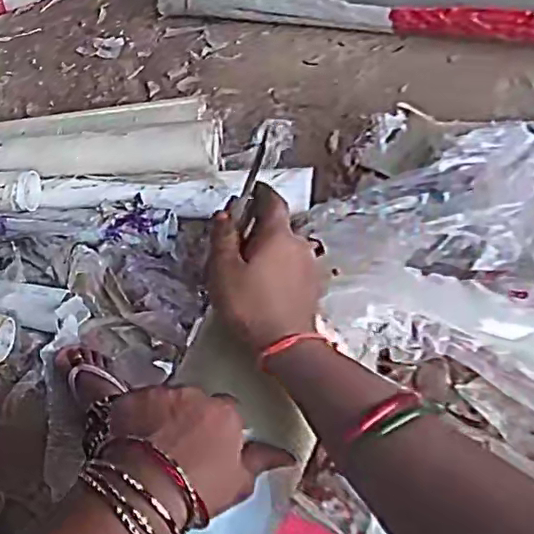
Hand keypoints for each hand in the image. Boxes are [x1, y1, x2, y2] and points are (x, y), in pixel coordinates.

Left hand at [102, 385, 293, 523]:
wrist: (147, 487)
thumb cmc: (197, 489)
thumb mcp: (239, 482)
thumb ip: (260, 460)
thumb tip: (283, 455)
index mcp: (225, 411)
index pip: (227, 408)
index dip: (217, 425)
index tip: (210, 440)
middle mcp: (191, 394)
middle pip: (192, 398)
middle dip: (187, 414)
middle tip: (179, 440)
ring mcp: (156, 393)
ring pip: (161, 397)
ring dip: (159, 410)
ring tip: (152, 438)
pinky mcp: (126, 398)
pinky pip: (132, 400)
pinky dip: (132, 412)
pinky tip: (131, 433)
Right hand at [208, 181, 323, 351]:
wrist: (284, 342)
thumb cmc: (248, 304)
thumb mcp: (223, 269)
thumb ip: (223, 239)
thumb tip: (225, 217)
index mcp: (277, 236)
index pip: (271, 202)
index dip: (260, 193)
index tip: (250, 190)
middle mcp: (298, 245)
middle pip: (277, 226)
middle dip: (256, 226)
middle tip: (232, 237)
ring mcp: (308, 264)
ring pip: (283, 246)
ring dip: (264, 247)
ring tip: (241, 263)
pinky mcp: (310, 283)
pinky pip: (289, 263)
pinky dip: (273, 264)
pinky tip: (258, 280)